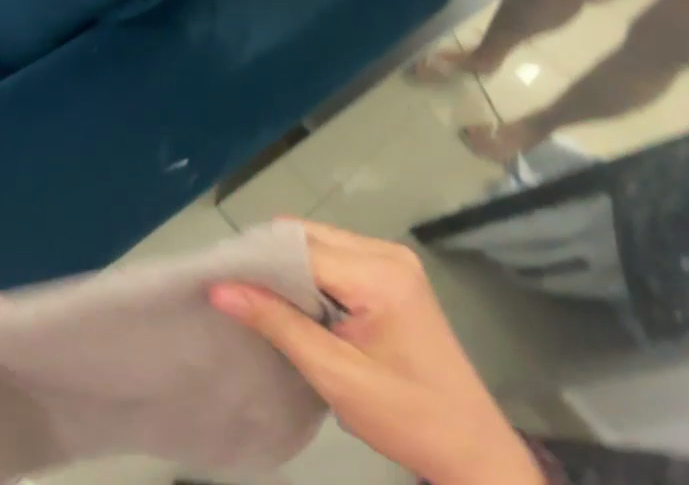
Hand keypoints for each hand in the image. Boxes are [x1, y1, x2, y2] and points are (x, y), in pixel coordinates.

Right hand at [210, 221, 545, 484]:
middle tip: (232, 291)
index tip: (216, 279)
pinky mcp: (392, 276)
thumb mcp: (335, 374)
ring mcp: (393, 263)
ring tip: (257, 300)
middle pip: (306, 237)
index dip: (255, 262)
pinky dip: (307, 277)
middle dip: (268, 262)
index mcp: (379, 274)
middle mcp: (387, 254)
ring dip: (287, 270)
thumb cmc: (406, 416)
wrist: (472, 451)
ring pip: (316, 243)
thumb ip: (276, 323)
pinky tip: (293, 306)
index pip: (298, 248)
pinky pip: (333, 258)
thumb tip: (218, 288)